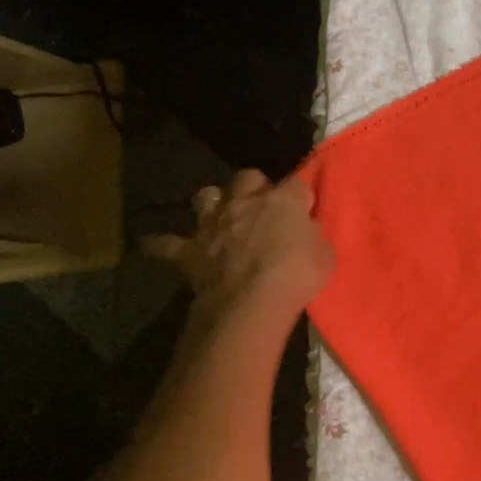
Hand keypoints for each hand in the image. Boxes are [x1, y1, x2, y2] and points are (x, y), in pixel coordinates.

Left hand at [145, 169, 334, 315]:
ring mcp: (212, 223)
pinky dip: (162, 243)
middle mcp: (244, 203)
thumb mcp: (323, 253)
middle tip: (262, 206)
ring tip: (220, 215)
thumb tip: (304, 230)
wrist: (250, 303)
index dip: (300, 195)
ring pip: (206, 195)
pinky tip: (157, 244)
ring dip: (213, 202)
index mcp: (283, 201)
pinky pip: (165, 243)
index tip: (305, 209)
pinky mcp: (189, 249)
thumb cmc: (297, 275)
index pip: (297, 183)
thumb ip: (311, 235)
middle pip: (247, 177)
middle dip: (255, 186)